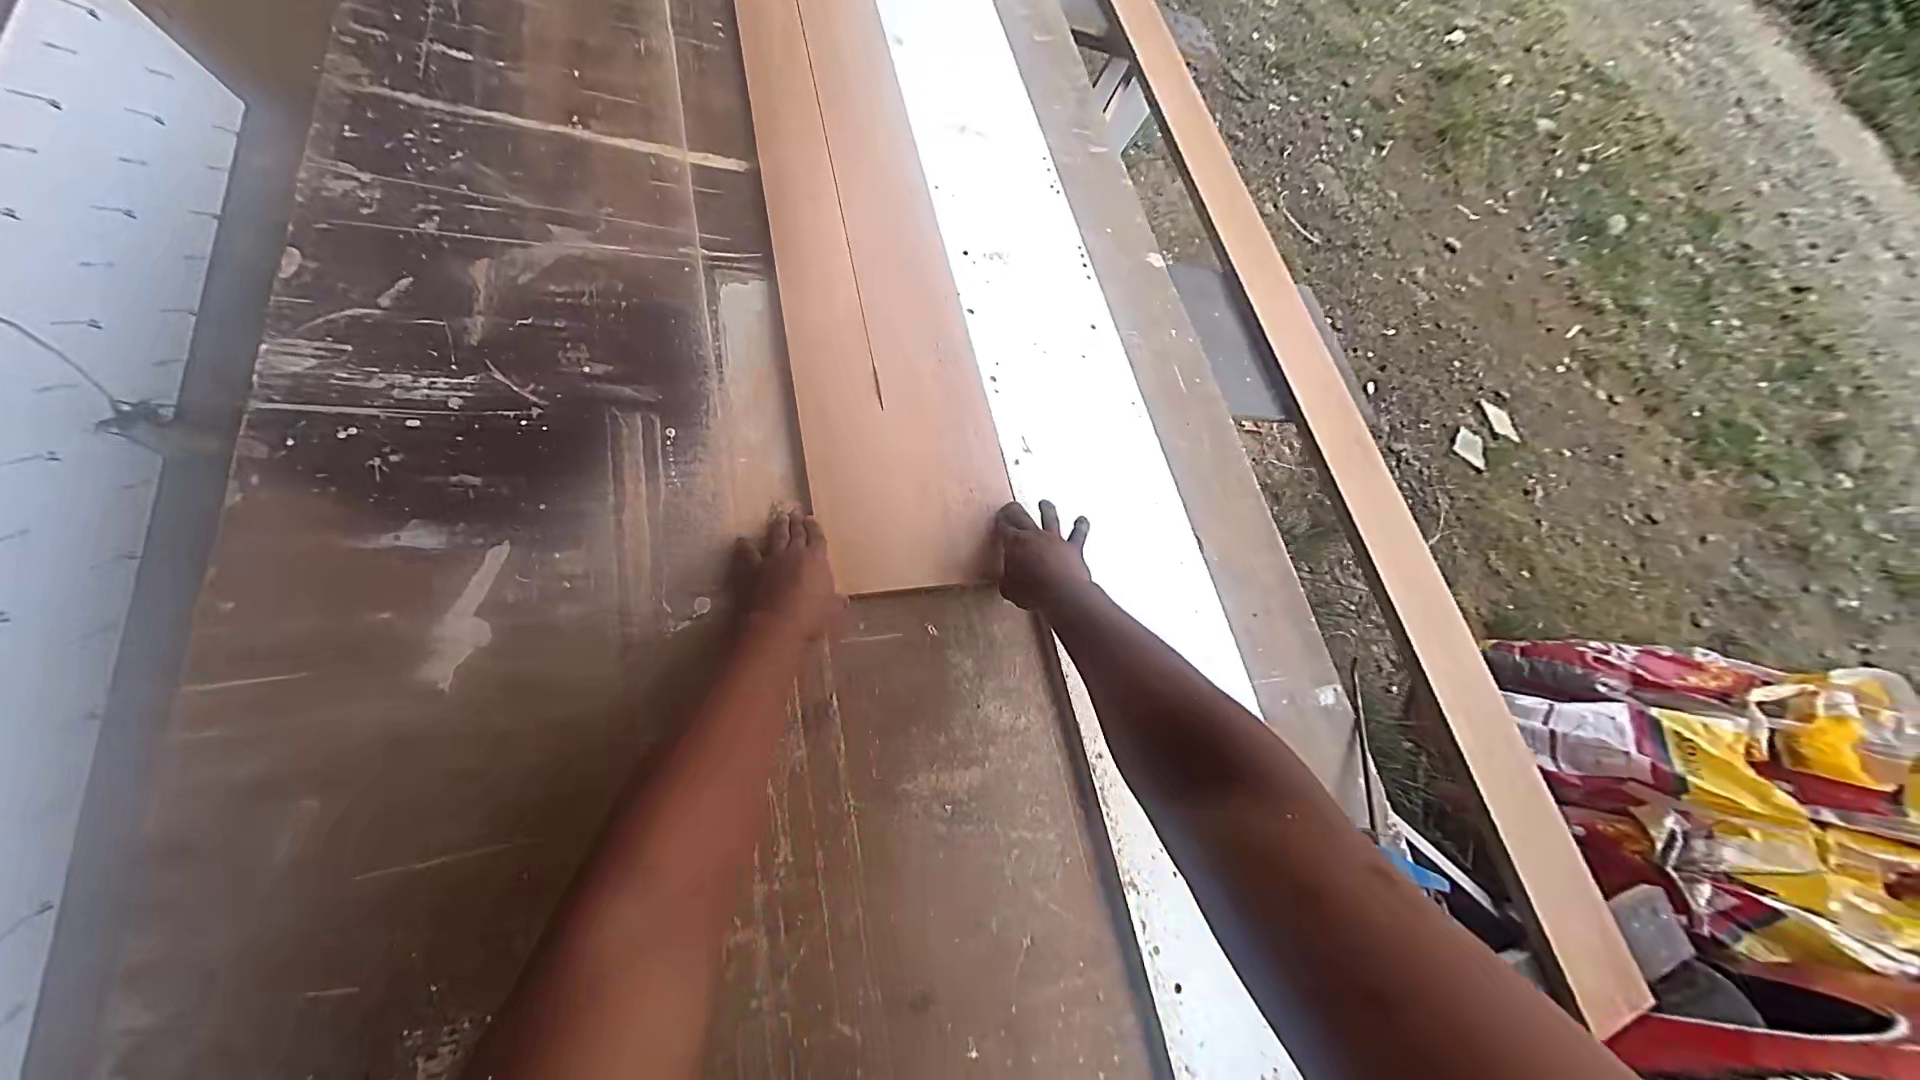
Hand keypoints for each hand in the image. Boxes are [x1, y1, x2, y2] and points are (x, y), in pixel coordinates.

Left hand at [741, 509, 845, 640]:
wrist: (776, 624)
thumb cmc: (810, 617)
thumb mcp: (831, 611)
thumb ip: (836, 602)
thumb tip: (844, 599)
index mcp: (816, 559)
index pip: (817, 537)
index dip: (815, 527)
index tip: (812, 519)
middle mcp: (794, 553)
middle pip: (796, 532)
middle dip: (796, 521)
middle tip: (795, 512)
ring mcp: (772, 558)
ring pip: (775, 536)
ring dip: (778, 526)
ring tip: (779, 518)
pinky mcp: (752, 568)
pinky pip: (748, 552)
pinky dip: (745, 546)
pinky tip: (742, 540)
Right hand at [995, 500, 1092, 611]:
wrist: (1062, 594)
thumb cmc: (1033, 592)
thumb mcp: (1009, 589)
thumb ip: (1007, 580)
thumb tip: (1007, 581)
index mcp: (1015, 543)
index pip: (1004, 526)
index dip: (1000, 521)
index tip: (999, 518)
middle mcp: (1035, 536)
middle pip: (1022, 516)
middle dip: (1015, 510)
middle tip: (1011, 506)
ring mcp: (1055, 540)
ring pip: (1050, 518)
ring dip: (1047, 509)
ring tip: (1044, 503)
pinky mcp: (1072, 548)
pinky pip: (1078, 534)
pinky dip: (1080, 526)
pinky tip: (1082, 520)